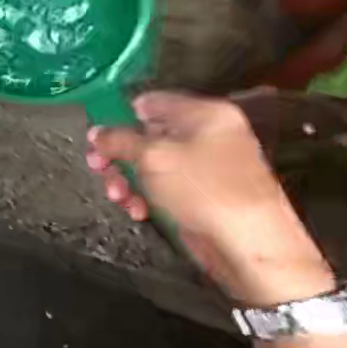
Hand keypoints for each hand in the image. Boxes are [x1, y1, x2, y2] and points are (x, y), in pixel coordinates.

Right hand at [87, 91, 334, 305]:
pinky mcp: (201, 192)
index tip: (98, 137)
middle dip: (117, 154)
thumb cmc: (203, 190)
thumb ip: (117, 139)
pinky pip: (161, 184)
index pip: (150, 102)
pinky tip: (138, 210)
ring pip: (148, 162)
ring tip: (119, 196)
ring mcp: (206, 165)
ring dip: (126, 178)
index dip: (119, 116)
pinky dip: (144, 195)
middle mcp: (208, 134)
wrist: (250, 246)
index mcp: (205, 114)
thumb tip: (96, 132)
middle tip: (98, 167)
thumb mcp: (151, 157)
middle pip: (144, 134)